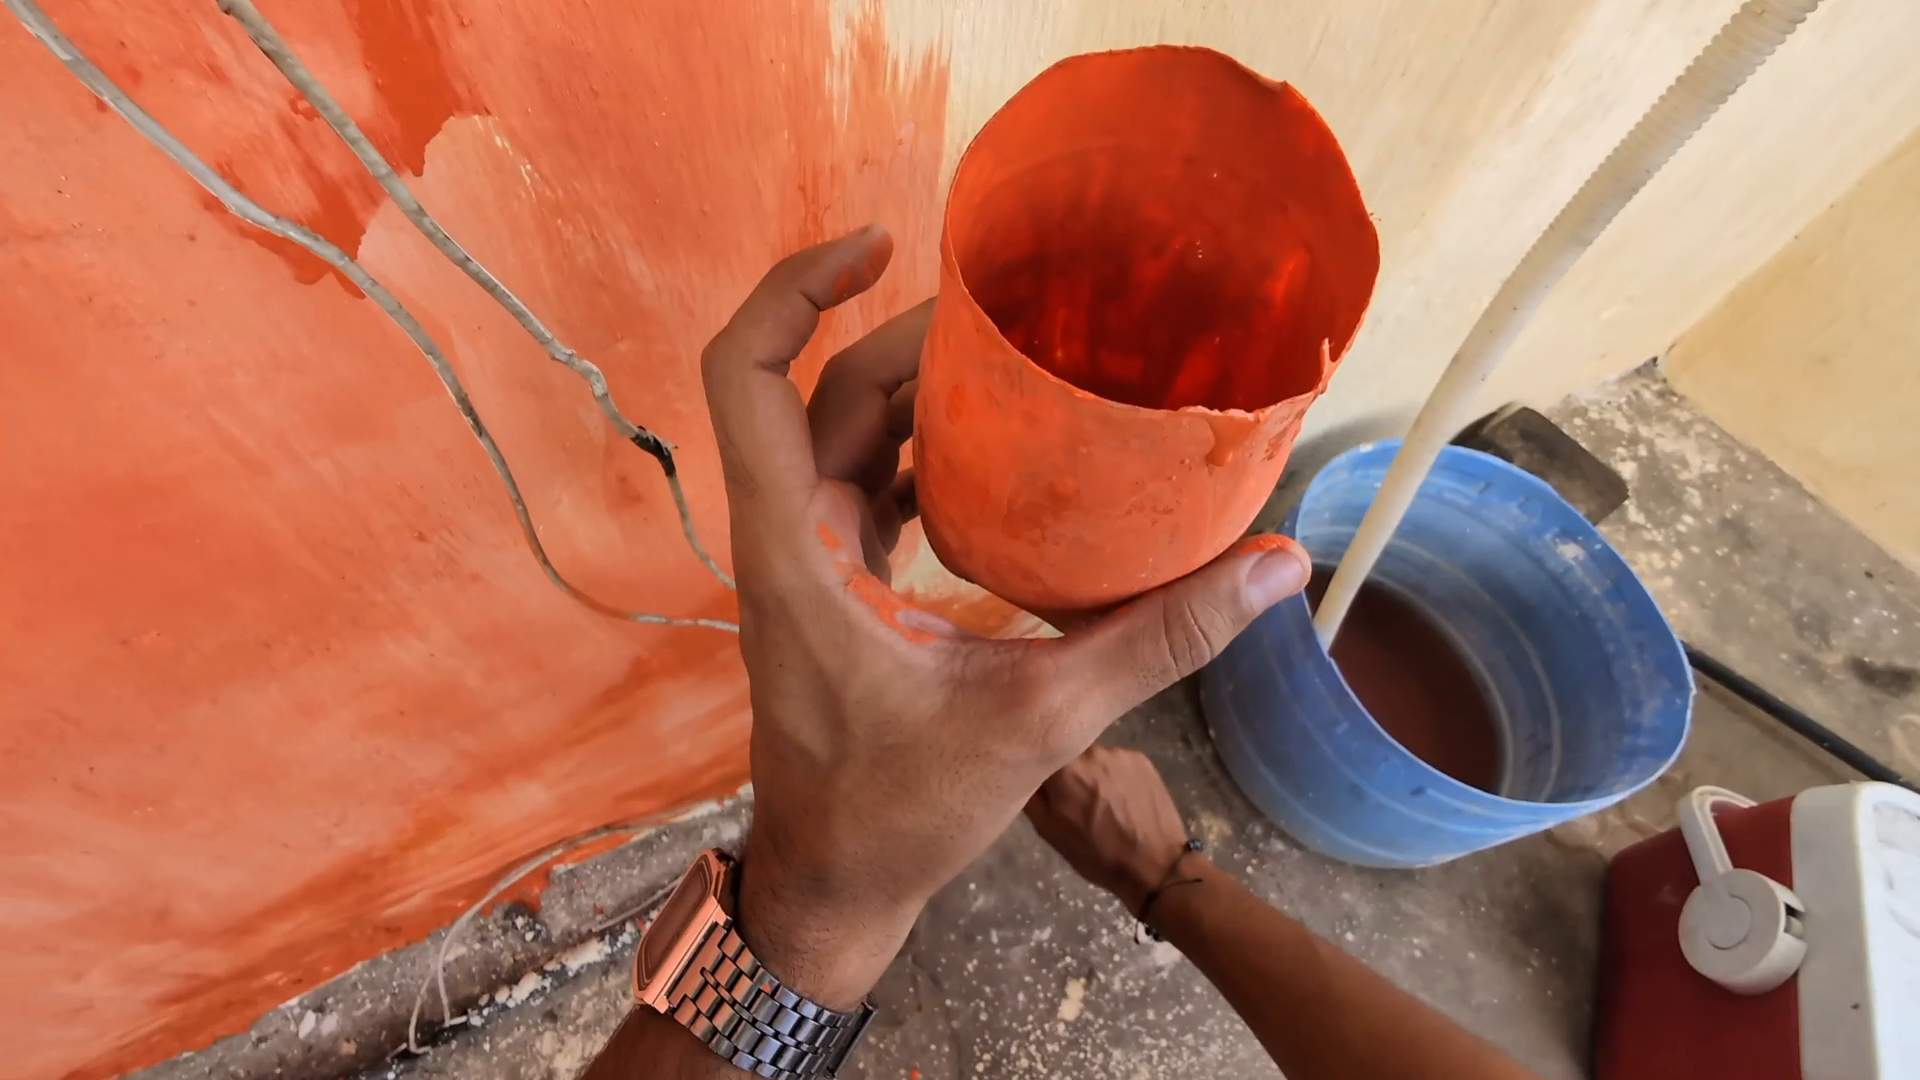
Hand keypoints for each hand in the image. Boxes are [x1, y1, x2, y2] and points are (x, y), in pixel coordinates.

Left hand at [702, 225, 1312, 1008]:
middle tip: (1012, 315)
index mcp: (798, 546)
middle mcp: (787, 534)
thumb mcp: (1040, 720)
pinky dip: (918, 447)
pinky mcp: (832, 579)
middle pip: (824, 390)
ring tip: (1013, 364)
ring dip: (916, 389)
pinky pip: (865, 480)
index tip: (878, 245)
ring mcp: (807, 556)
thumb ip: (1157, 640)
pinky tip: (990, 452)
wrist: (836, 876)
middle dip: (908, 338)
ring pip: (844, 432)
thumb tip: (1275, 570)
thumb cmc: (904, 809)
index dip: (794, 288)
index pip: (747, 375)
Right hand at [1026, 745, 1193, 914]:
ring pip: (1093, 757)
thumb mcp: (1048, 831)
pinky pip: (1117, 761)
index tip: (1045, 787)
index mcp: (1063, 768)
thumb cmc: (1096, 854)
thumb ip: (1029, 794)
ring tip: (1102, 803)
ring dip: (1092, 774)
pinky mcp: (1141, 758)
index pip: (1040, 753)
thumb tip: (1022, 769)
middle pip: (1067, 754)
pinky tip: (1123, 800)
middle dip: (1068, 773)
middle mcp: (1090, 750)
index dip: (1039, 769)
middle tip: (1074, 801)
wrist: (1156, 866)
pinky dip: (1115, 776)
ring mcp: (1118, 752)